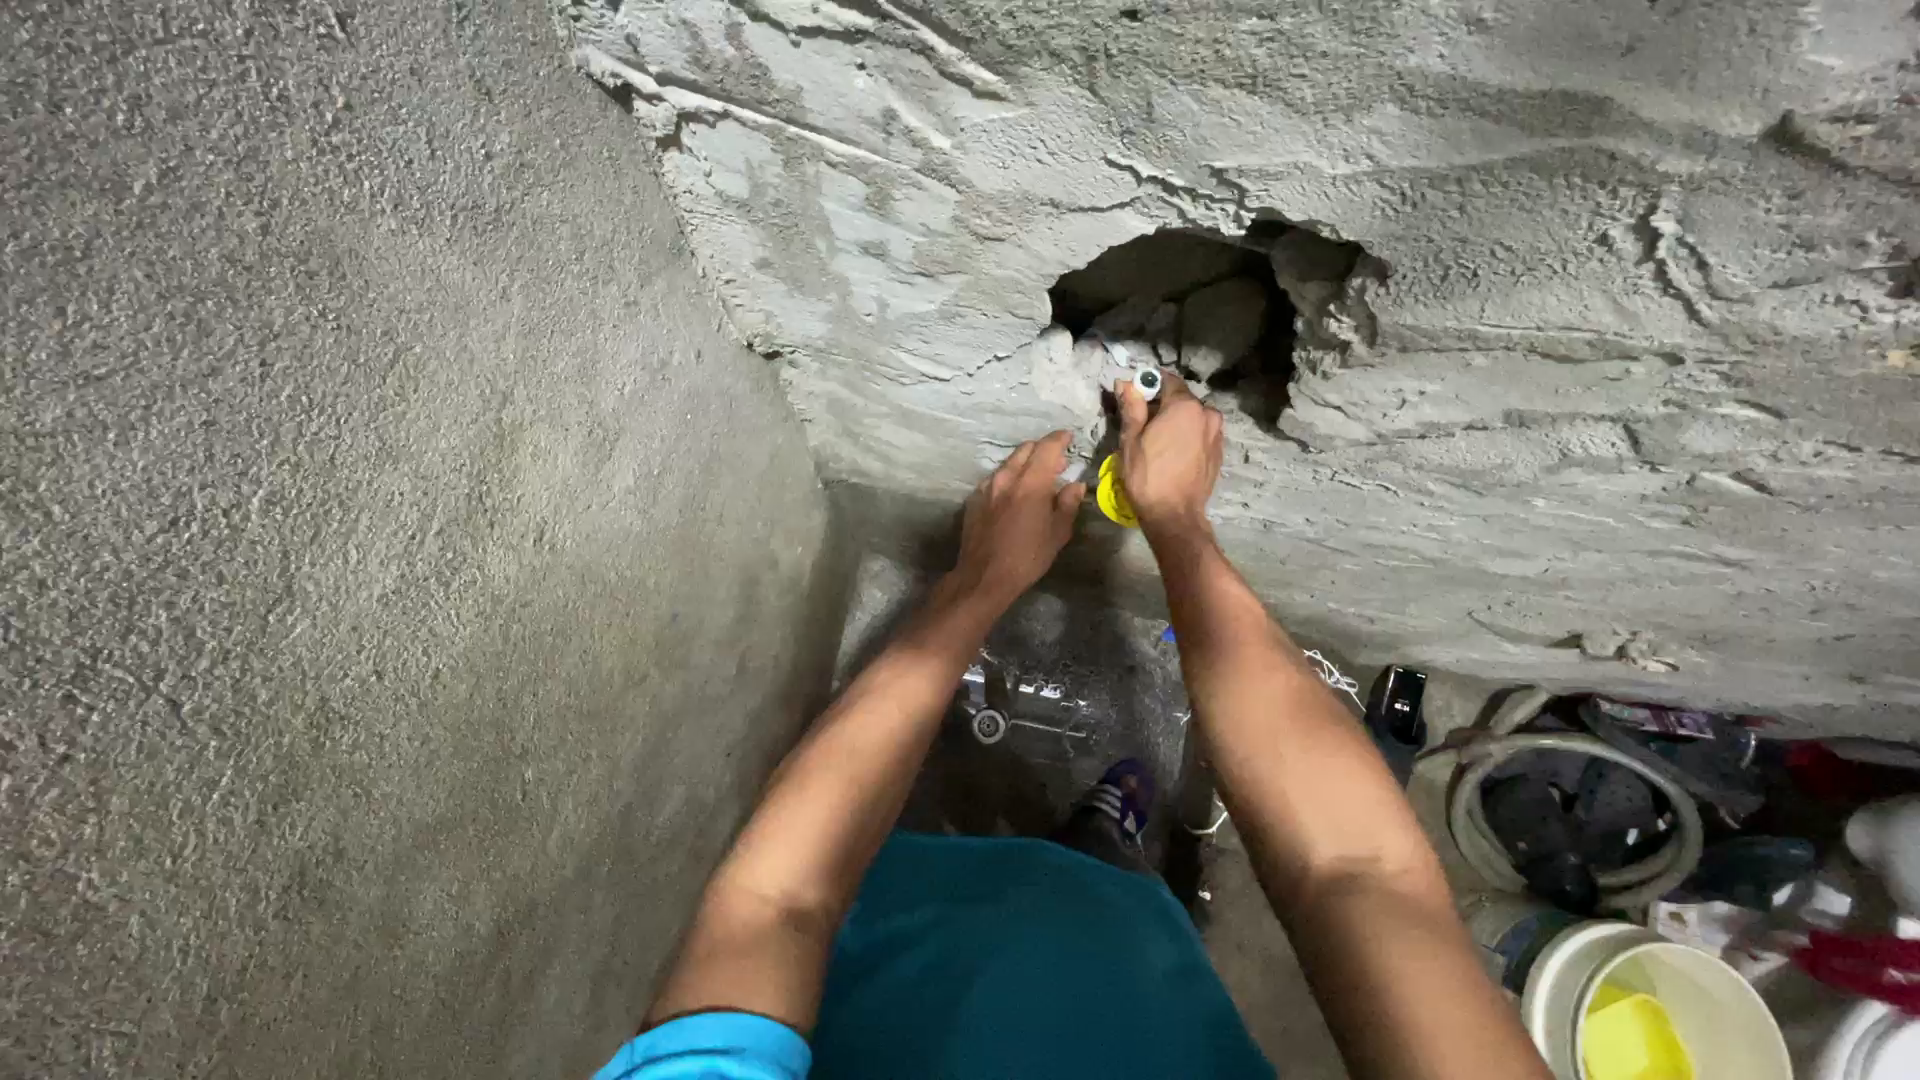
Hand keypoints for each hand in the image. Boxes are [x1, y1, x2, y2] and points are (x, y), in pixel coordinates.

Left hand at [949, 430, 1086, 607]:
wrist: (983, 576)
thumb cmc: (1027, 558)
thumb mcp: (1057, 534)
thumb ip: (1068, 504)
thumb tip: (1076, 485)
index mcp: (1031, 483)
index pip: (1047, 447)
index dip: (1060, 439)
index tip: (1069, 438)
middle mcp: (1006, 477)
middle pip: (1026, 449)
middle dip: (1043, 450)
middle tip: (1057, 463)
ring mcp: (987, 487)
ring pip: (1009, 463)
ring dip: (1025, 463)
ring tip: (1037, 478)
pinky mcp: (974, 499)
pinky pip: (995, 478)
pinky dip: (1009, 478)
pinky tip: (1014, 494)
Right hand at [1116, 372, 1222, 540]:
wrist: (1175, 515)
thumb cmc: (1148, 476)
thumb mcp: (1131, 440)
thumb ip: (1132, 407)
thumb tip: (1126, 383)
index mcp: (1185, 406)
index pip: (1167, 380)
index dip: (1149, 385)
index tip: (1134, 396)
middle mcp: (1207, 413)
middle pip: (1181, 399)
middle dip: (1162, 405)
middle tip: (1142, 424)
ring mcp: (1217, 433)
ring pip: (1192, 417)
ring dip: (1176, 422)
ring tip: (1158, 442)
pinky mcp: (1218, 452)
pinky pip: (1200, 434)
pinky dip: (1187, 436)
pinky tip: (1173, 454)